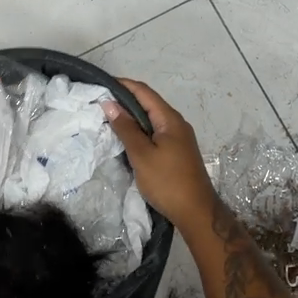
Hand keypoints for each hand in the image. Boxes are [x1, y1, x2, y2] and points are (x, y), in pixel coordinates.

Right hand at [104, 79, 217, 231]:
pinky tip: (127, 138)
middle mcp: (176, 123)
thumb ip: (125, 128)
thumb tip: (109, 103)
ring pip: (151, 119)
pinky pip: (155, 132)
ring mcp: (179, 138)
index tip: (101, 84)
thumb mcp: (142, 155)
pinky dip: (139, 130)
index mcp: (169, 119)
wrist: (197, 213)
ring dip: (131, 116)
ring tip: (109, 118)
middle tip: (100, 102)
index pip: (144, 92)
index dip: (123, 85)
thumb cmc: (168, 182)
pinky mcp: (177, 151)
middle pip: (149, 103)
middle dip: (125, 99)